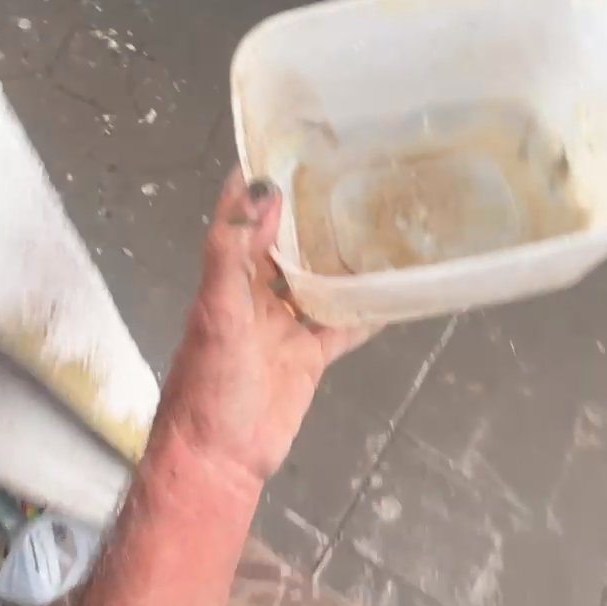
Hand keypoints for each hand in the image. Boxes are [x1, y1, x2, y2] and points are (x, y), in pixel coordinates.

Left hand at [152, 172, 376, 486]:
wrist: (221, 456)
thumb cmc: (212, 381)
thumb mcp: (216, 311)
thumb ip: (231, 252)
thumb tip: (259, 190)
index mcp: (228, 278)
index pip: (244, 220)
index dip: (260, 186)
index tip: (290, 149)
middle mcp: (256, 295)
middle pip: (287, 247)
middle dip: (311, 217)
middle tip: (352, 180)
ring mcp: (285, 325)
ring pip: (318, 283)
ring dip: (341, 260)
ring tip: (380, 224)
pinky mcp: (309, 356)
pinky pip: (341, 327)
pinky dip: (364, 312)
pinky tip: (395, 293)